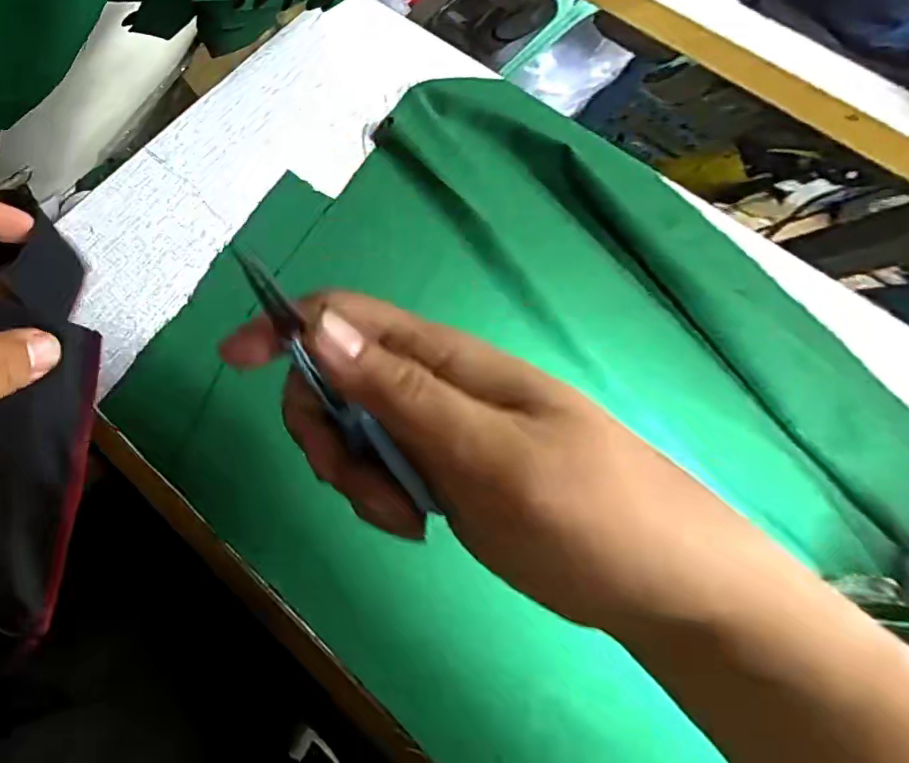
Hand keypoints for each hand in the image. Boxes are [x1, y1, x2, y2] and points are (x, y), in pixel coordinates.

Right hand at [220, 291, 806, 633]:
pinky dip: (369, 494)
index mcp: (439, 357)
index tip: (234, 360)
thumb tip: (316, 325)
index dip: (280, 327)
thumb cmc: (597, 509)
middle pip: (327, 377)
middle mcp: (423, 381)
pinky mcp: (428, 465)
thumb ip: (400, 389)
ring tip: (399, 517)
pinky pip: (366, 464)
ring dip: (347, 471)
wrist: (674, 592)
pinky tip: (413, 526)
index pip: (340, 316)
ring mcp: (425, 425)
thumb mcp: (492, 452)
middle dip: (318, 428)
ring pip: (341, 425)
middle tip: (350, 482)